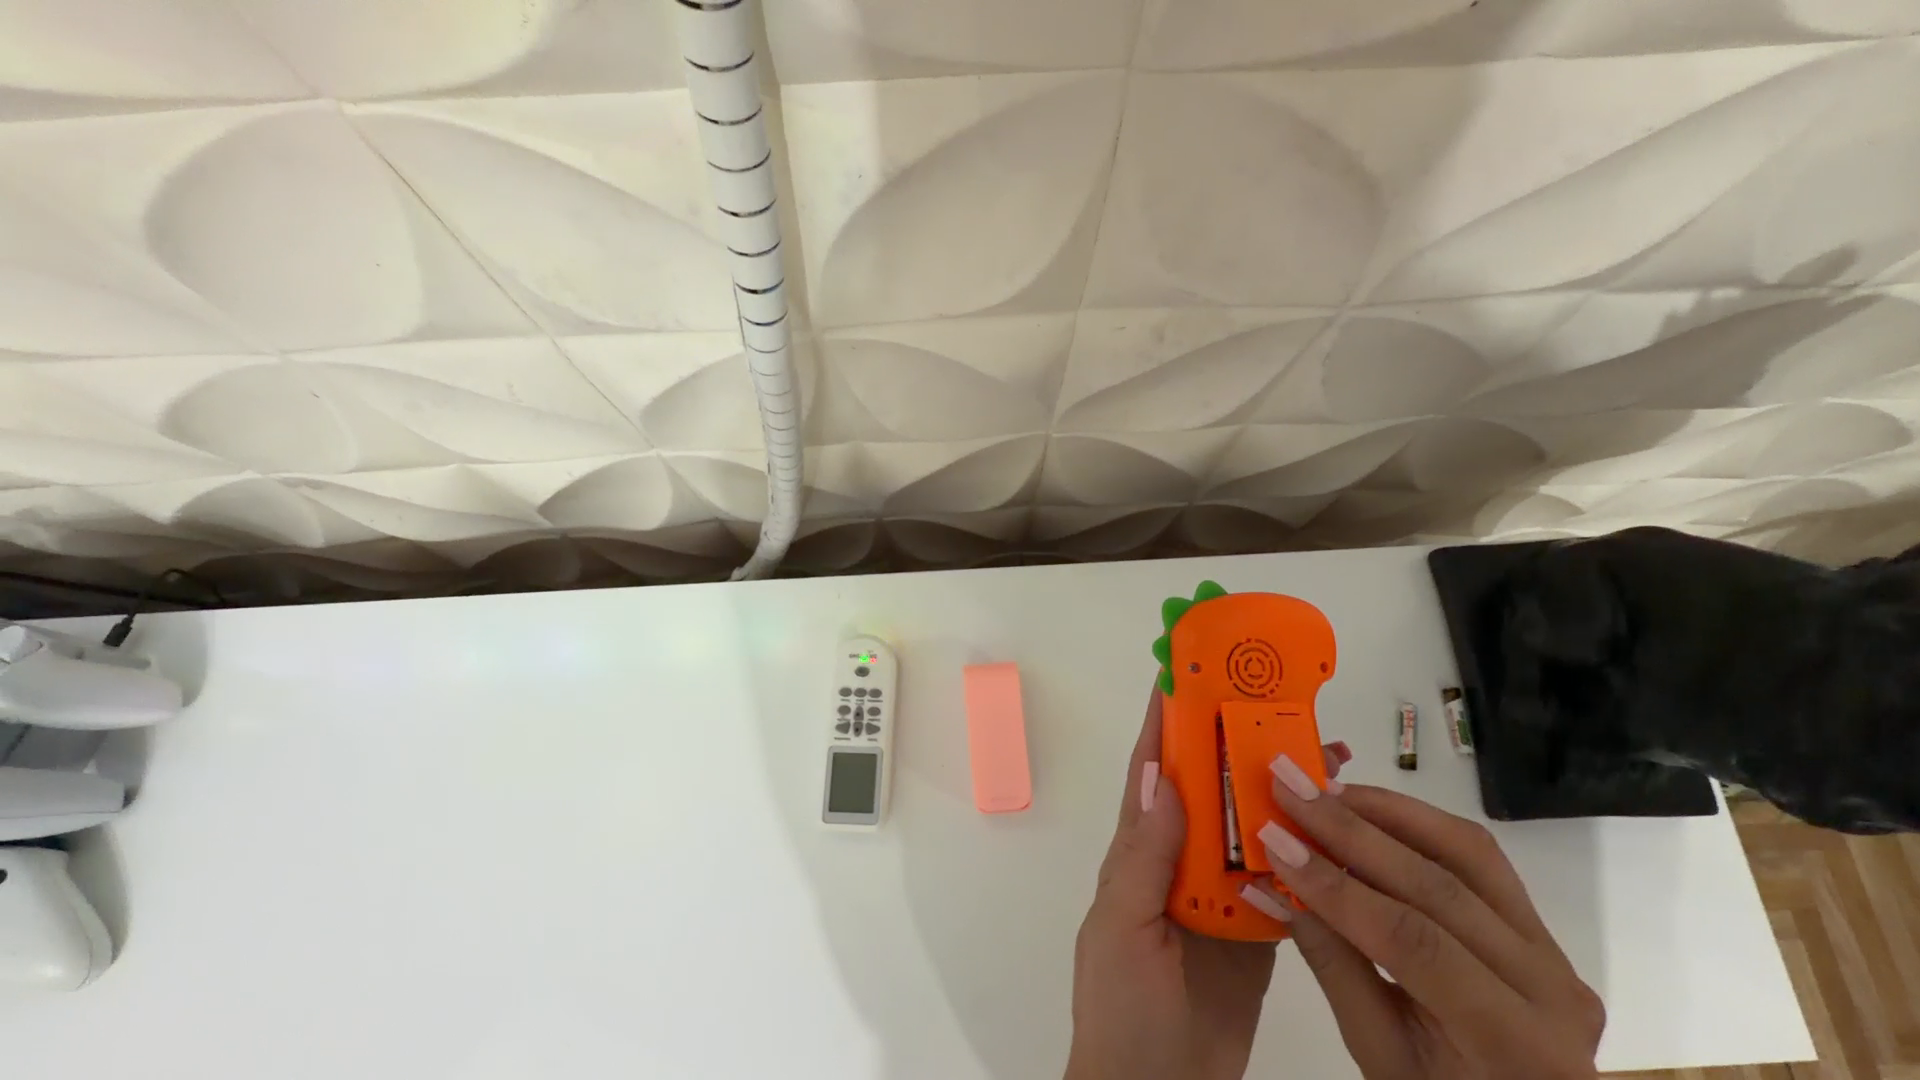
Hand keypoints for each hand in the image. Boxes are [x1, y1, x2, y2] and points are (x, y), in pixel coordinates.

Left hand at [1067, 688, 1349, 1079]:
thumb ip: (1143, 857)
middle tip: (1282, 702)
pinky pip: (1283, 877)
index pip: (1153, 770)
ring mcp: (1220, 893)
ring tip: (1327, 753)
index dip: (1166, 720)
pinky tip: (1338, 825)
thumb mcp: (1120, 925)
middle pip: (1212, 788)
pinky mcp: (1258, 929)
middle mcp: (1179, 860)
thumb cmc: (1121, 1006)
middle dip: (1239, 742)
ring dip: (1281, 789)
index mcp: (1139, 851)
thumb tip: (1162, 776)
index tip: (1188, 669)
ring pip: (1253, 825)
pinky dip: (1306, 848)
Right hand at [1246, 762, 1605, 1079]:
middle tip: (1287, 787)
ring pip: (1467, 853)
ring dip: (1387, 810)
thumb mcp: (1379, 1055)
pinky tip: (1366, 808)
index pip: (1415, 942)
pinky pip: (1477, 859)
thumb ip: (1333, 963)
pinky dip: (1416, 823)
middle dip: (1350, 830)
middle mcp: (1550, 986)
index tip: (1274, 840)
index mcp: (1515, 1043)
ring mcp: (1553, 950)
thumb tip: (1273, 882)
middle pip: (1441, 886)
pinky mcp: (1539, 926)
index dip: (1337, 885)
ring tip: (1322, 789)